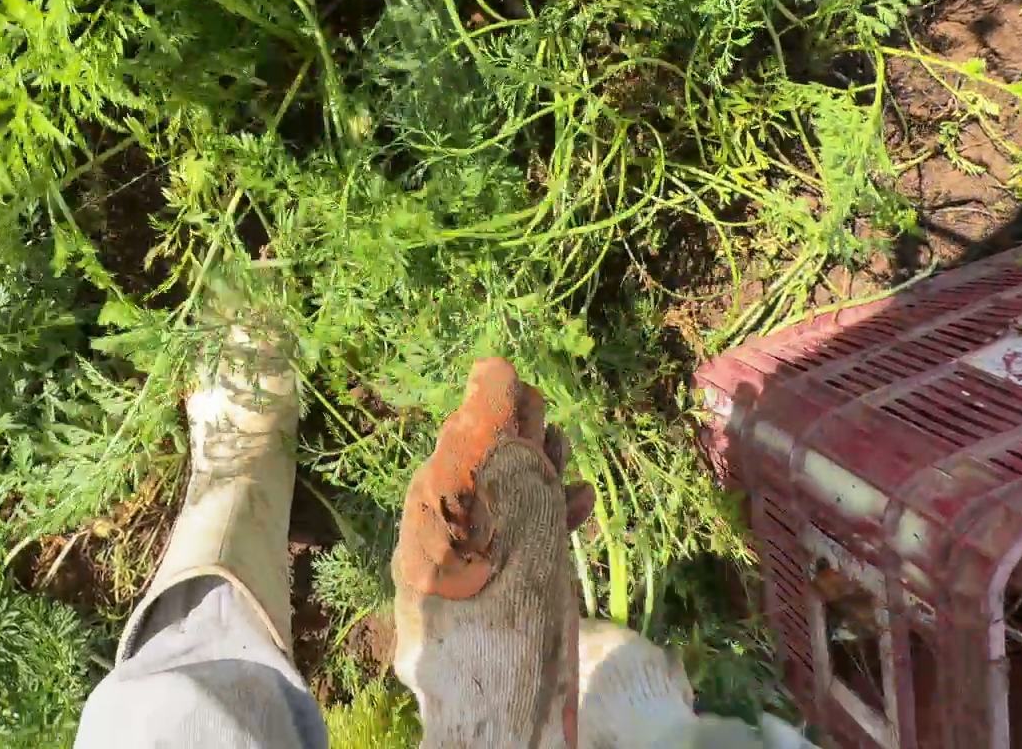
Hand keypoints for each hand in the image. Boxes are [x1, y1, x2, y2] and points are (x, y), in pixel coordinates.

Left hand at [391, 358, 594, 747]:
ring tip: (562, 460)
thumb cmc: (463, 554)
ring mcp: (492, 537)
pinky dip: (563, 508)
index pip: (472, 429)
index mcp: (439, 484)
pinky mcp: (520, 564)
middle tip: (548, 435)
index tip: (529, 400)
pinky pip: (541, 524)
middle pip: (501, 455)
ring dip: (548, 466)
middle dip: (529, 437)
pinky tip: (581, 499)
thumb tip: (495, 366)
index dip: (503, 411)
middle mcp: (463, 507)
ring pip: (524, 484)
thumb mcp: (466, 478)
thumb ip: (481, 422)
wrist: (476, 656)